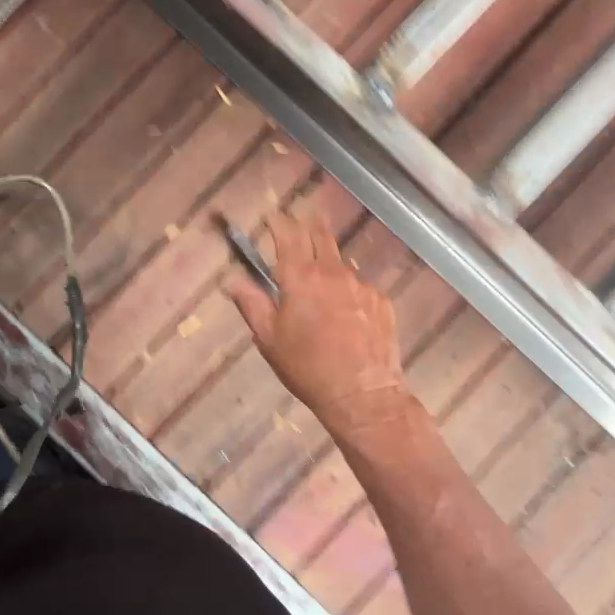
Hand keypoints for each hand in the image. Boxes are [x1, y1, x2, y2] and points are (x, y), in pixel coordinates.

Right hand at [225, 215, 405, 431]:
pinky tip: (345, 312)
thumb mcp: (268, 338)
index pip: (288, 233)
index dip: (277, 221)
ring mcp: (361, 285)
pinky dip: (347, 289)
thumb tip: (232, 279)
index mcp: (300, 277)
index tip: (270, 217)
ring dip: (326, 261)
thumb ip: (250, 303)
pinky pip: (359, 285)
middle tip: (296, 227)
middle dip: (305, 226)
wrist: (364, 397)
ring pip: (340, 262)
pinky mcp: (381, 301)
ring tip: (319, 281)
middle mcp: (332, 272)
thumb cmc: (307, 368)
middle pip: (319, 234)